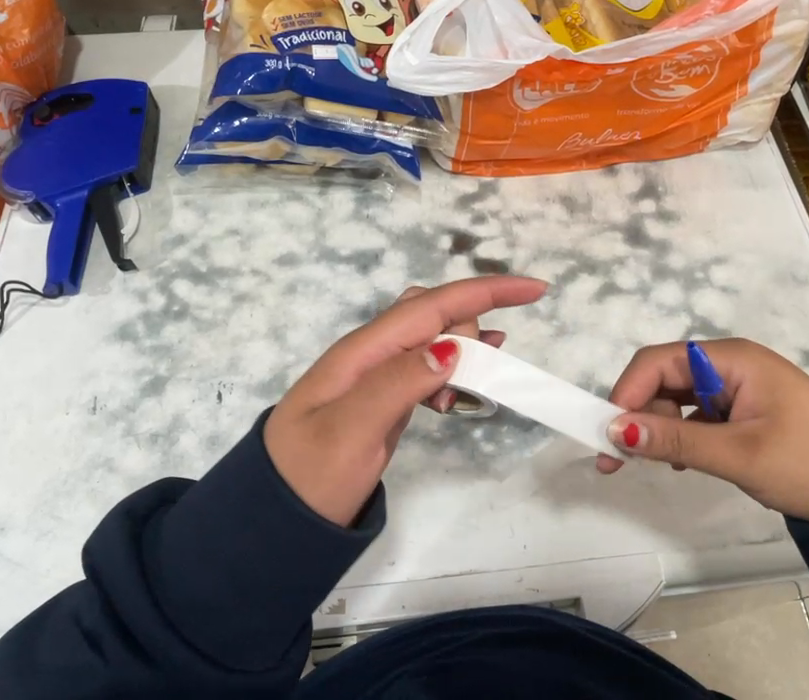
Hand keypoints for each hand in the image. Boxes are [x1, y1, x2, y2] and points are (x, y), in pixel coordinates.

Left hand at [264, 275, 548, 526]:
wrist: (272, 519)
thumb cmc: (309, 476)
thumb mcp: (351, 430)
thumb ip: (398, 383)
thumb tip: (450, 345)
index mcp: (363, 351)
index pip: (432, 305)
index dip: (485, 292)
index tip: (535, 289)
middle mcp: (371, 353)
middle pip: (434, 311)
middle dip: (472, 323)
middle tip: (480, 379)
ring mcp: (376, 376)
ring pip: (433, 337)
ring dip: (466, 346)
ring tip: (486, 378)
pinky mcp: (383, 399)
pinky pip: (427, 366)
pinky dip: (455, 367)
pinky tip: (469, 380)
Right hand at [596, 338, 808, 522]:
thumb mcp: (739, 454)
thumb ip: (674, 440)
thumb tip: (614, 430)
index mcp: (733, 359)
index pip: (660, 360)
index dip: (627, 391)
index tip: (606, 433)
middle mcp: (732, 365)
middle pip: (666, 376)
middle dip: (638, 412)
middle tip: (616, 459)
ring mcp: (741, 389)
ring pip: (679, 398)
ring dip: (658, 426)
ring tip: (646, 464)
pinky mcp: (748, 414)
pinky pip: (699, 415)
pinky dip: (681, 435)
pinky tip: (677, 462)